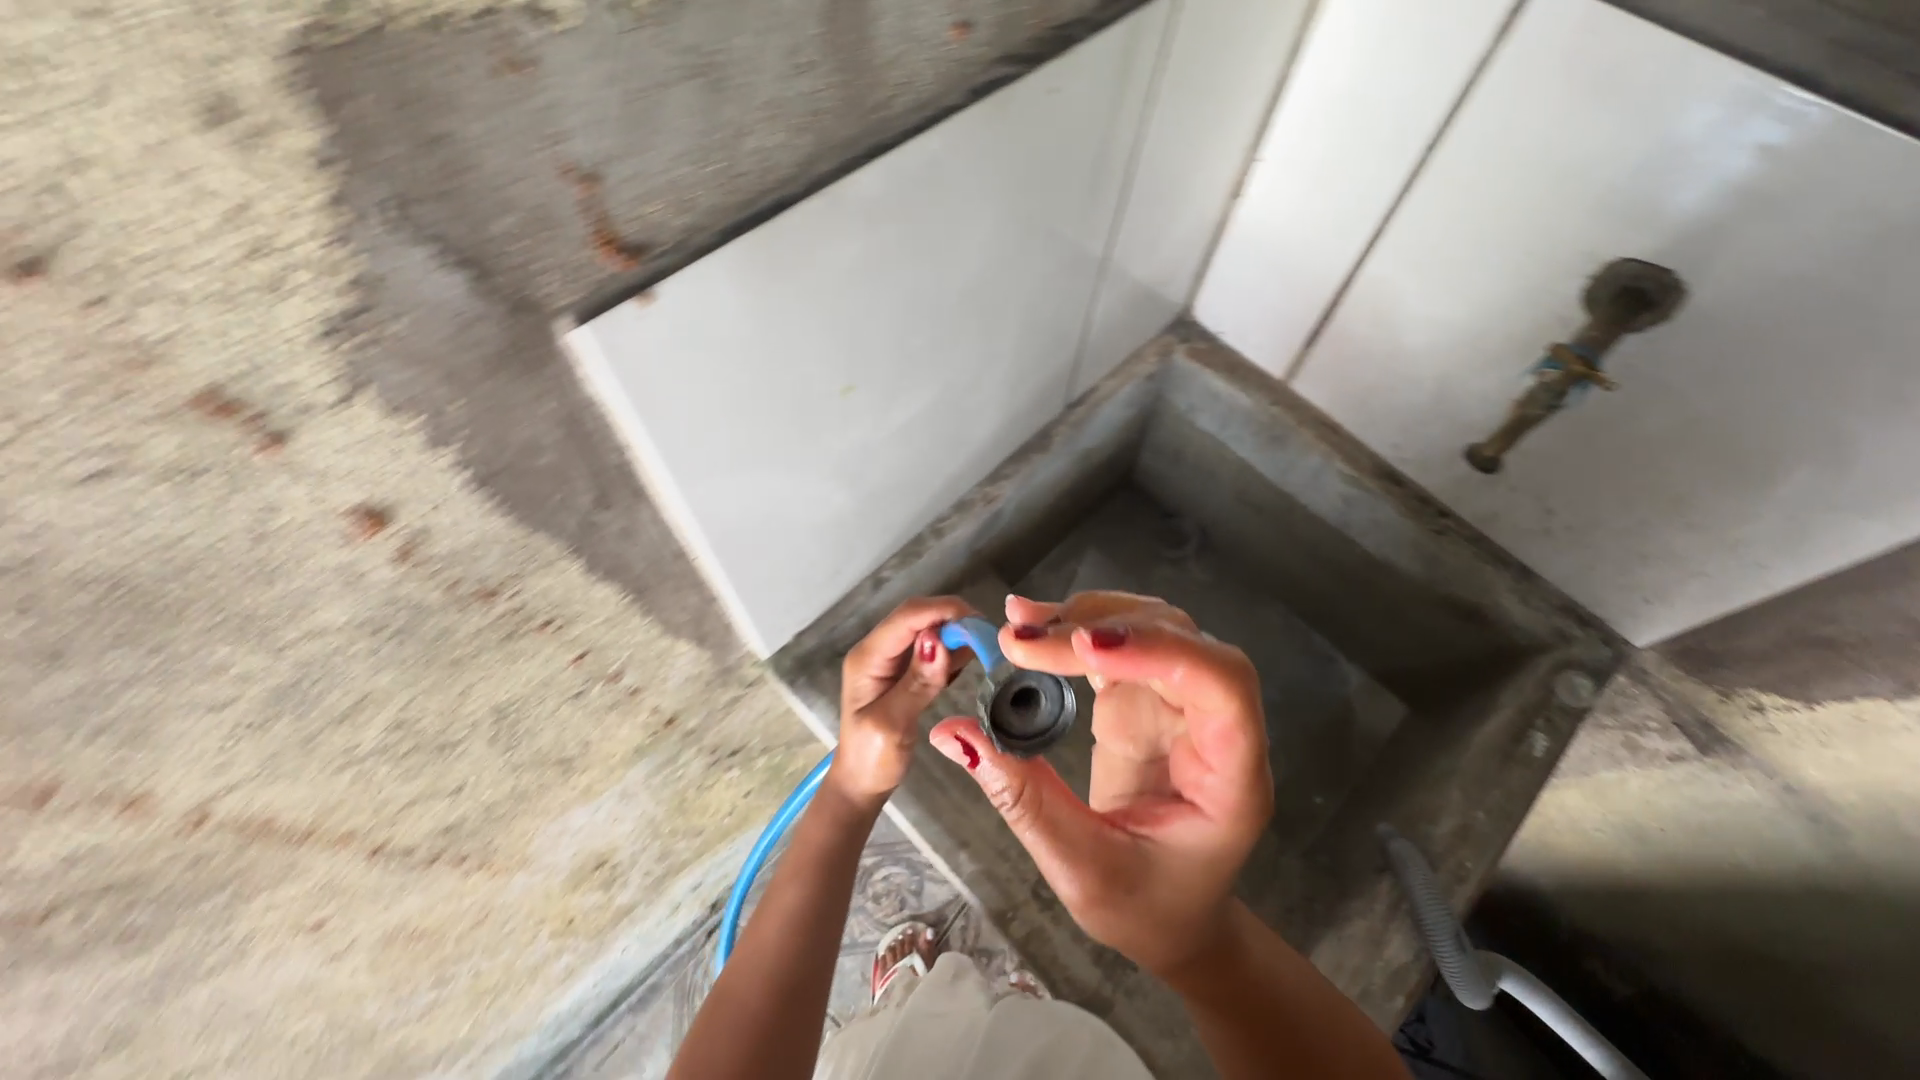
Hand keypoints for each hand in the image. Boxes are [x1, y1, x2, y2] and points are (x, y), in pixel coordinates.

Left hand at [830, 596, 975, 807]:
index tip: (979, 622)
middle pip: (918, 617)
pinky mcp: (906, 671)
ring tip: (986, 644)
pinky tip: (972, 657)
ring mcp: (892, 660)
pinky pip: (932, 648)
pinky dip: (953, 648)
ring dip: (956, 631)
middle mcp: (879, 650)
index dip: (942, 611)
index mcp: (868, 658)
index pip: (907, 618)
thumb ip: (916, 683)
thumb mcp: (892, 724)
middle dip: (953, 618)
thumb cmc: (872, 758)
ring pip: (928, 629)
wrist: (862, 782)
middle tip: (988, 635)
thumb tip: (938, 641)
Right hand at [929, 592, 1272, 976]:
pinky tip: (1033, 627)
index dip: (1160, 651)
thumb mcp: (1082, 869)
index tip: (1084, 647)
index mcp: (1232, 775)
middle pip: (1181, 640)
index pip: (1221, 685)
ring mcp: (1181, 707)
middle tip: (1021, 638)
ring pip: (1150, 628)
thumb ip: (1022, 798)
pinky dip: (1076, 632)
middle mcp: (1216, 726)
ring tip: (1019, 625)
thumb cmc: (1147, 908)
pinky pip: (1119, 647)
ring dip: (1086, 617)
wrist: (1170, 916)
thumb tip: (950, 732)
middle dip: (1102, 626)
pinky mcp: (1147, 701)